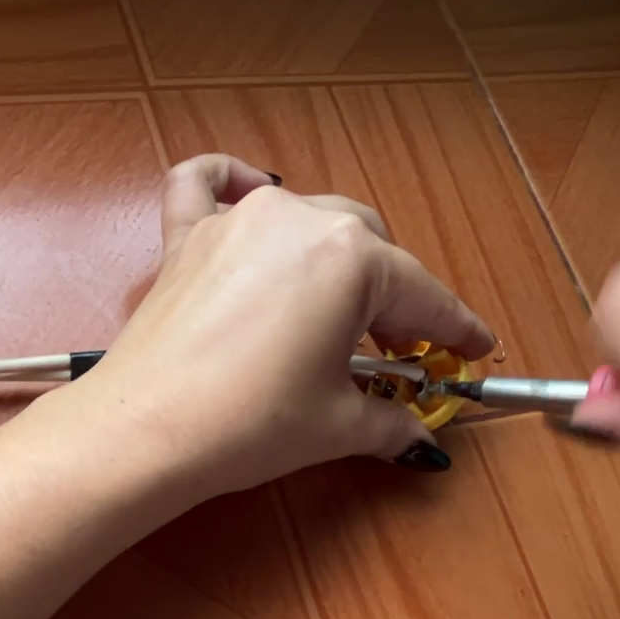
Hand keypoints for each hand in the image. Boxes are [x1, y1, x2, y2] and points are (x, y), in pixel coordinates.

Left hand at [44, 153, 493, 501]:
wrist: (146, 433)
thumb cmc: (249, 426)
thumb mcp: (335, 427)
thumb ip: (389, 423)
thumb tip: (417, 438)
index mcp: (352, 260)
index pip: (421, 295)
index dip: (453, 328)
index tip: (473, 347)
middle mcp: (298, 222)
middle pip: (367, 250)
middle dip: (390, 299)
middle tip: (395, 350)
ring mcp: (235, 223)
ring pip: (306, 219)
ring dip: (332, 258)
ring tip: (335, 308)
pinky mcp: (185, 240)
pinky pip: (204, 184)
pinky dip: (228, 180)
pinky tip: (248, 191)